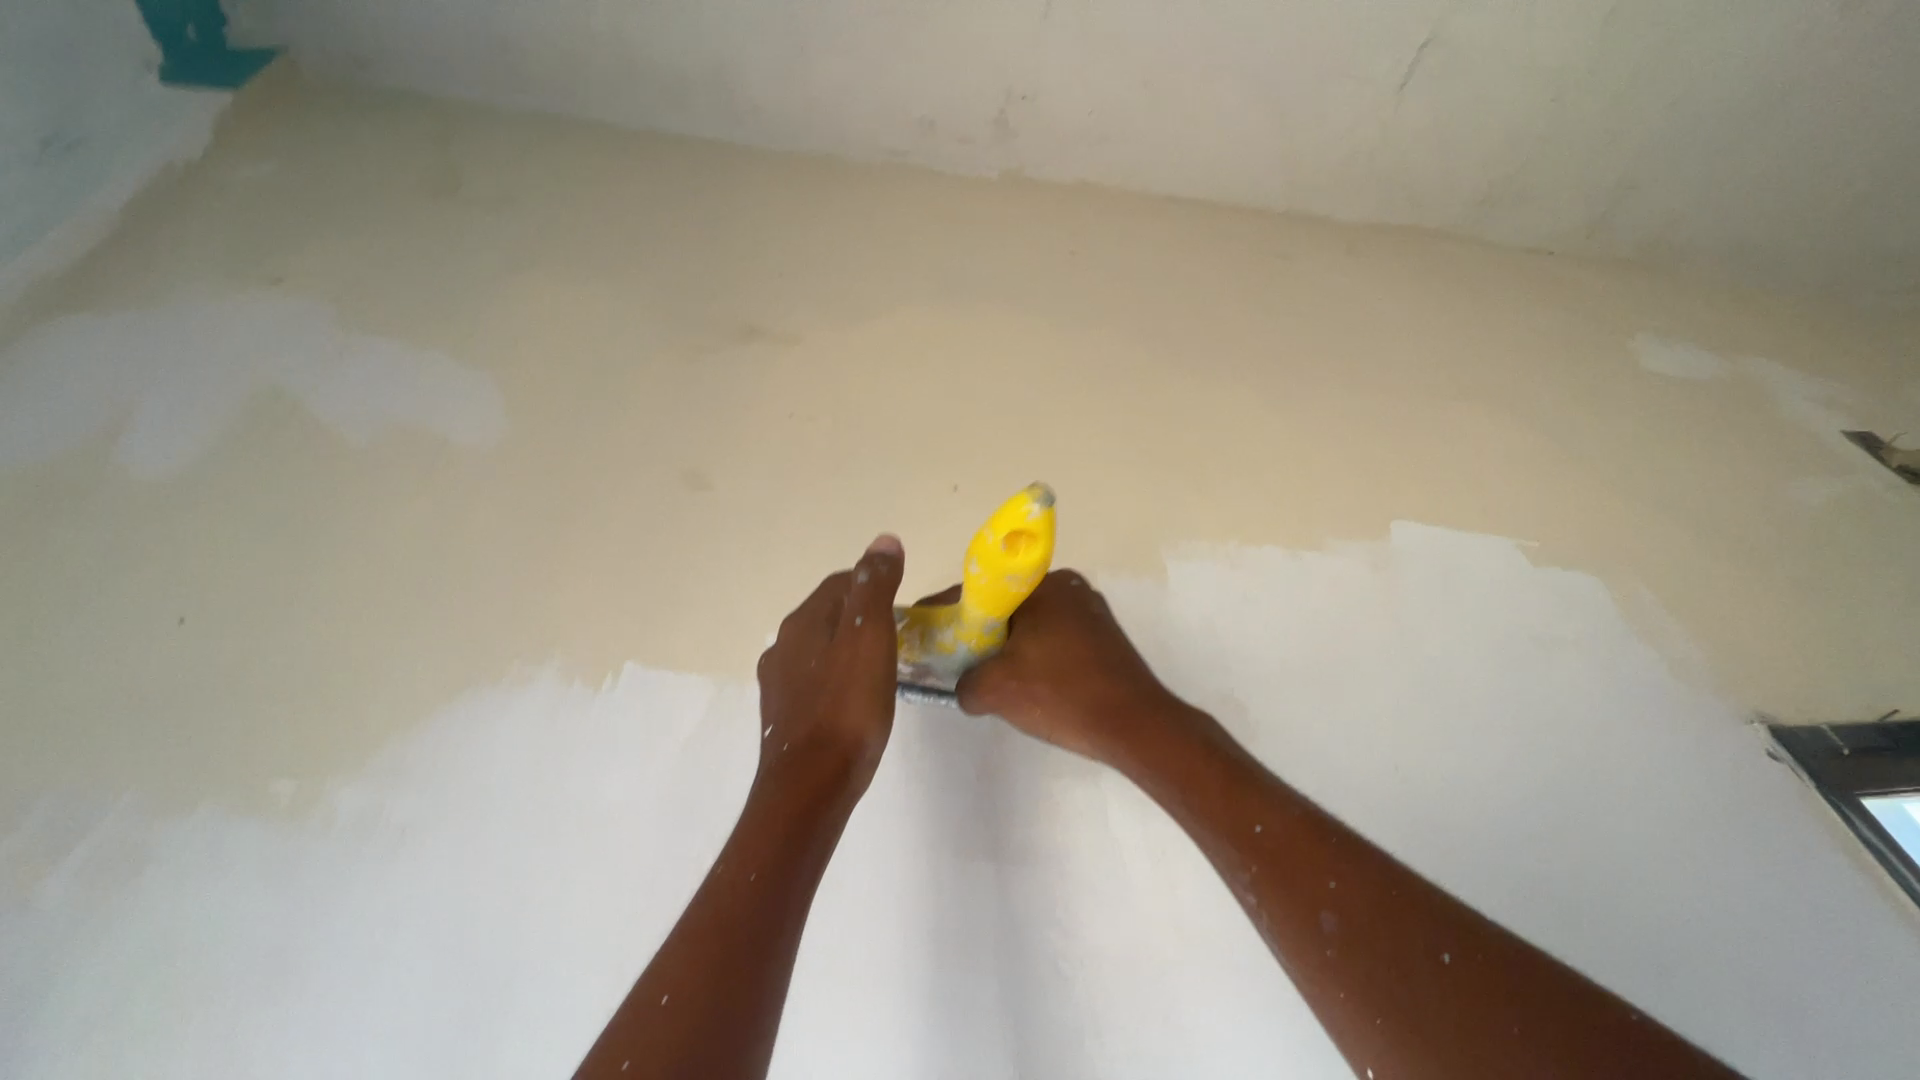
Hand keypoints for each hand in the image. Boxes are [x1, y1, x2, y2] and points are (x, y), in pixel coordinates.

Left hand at [755, 535, 904, 800]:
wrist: (810, 786)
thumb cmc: (846, 708)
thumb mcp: (869, 638)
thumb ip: (875, 587)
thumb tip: (884, 541)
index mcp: (802, 622)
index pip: (840, 583)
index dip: (873, 584)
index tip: (904, 604)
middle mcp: (782, 646)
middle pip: (828, 615)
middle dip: (861, 617)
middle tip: (900, 635)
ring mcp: (779, 684)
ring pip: (820, 650)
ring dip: (848, 649)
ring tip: (883, 668)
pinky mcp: (784, 717)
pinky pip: (815, 683)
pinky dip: (838, 680)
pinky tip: (856, 702)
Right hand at [947, 569, 1190, 768]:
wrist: (1136, 727)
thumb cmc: (1062, 696)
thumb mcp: (996, 691)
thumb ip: (964, 683)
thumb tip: (964, 686)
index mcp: (1040, 586)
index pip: (976, 592)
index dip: (943, 612)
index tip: (922, 631)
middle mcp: (1067, 587)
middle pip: (1005, 606)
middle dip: (978, 631)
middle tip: (954, 660)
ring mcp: (1090, 612)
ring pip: (1031, 623)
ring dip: (1008, 646)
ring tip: (987, 677)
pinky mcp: (1105, 638)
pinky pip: (1055, 639)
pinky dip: (1034, 655)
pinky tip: (1027, 684)